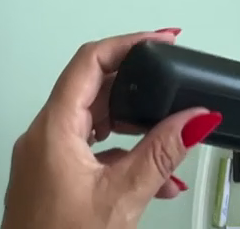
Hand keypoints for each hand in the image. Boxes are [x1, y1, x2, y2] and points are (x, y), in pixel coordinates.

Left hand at [1, 30, 223, 228]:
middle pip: (93, 86)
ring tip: (169, 132)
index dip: (129, 42)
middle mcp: (43, 137)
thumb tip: (196, 119)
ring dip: (133, 123)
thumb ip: (161, 154)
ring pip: (93, 119)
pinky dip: (121, 151)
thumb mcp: (121, 199)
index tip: (162, 40)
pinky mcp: (50, 181)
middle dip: (137, 84)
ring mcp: (45, 159)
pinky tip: (153, 175)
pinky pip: (89, 148)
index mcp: (53, 129)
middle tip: (170, 77)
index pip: (90, 60)